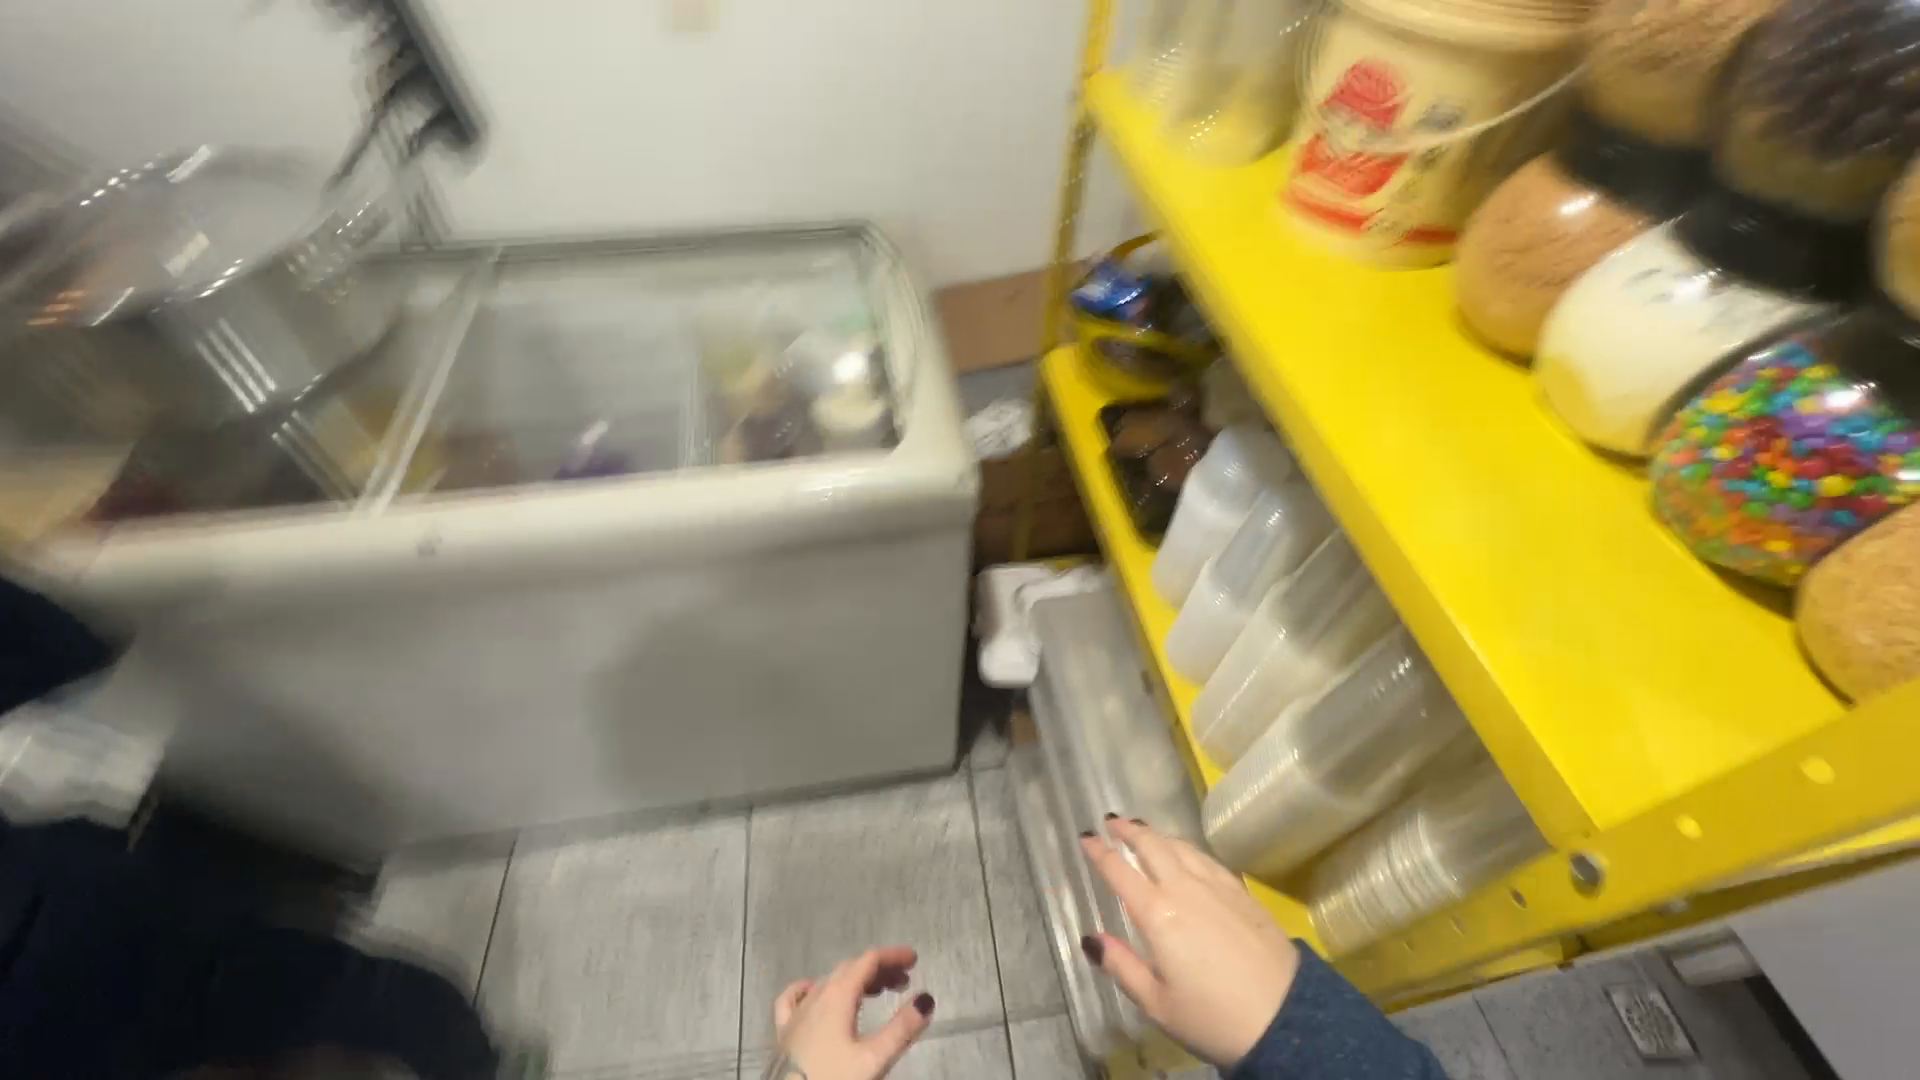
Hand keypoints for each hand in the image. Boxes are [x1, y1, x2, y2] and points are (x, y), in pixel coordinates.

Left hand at [769, 946, 934, 1079]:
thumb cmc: (833, 1079)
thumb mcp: (874, 1059)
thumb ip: (902, 1029)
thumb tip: (926, 999)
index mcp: (839, 995)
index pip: (869, 960)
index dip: (893, 956)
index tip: (914, 960)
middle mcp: (817, 994)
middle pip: (852, 968)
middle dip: (880, 969)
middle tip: (903, 982)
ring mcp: (797, 1011)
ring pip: (829, 981)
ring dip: (856, 979)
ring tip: (876, 993)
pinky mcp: (783, 1030)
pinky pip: (795, 996)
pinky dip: (812, 988)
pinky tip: (816, 993)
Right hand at [1079, 817, 1300, 1067]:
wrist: (1287, 1019)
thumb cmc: (1214, 1018)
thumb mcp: (1157, 1004)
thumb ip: (1121, 966)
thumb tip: (1091, 938)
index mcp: (1157, 913)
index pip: (1119, 871)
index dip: (1099, 852)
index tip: (1086, 837)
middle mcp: (1184, 888)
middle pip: (1151, 845)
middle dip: (1128, 830)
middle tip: (1112, 820)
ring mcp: (1216, 886)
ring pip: (1180, 846)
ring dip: (1157, 834)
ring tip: (1144, 830)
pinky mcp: (1241, 892)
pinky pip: (1205, 857)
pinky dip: (1186, 847)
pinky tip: (1186, 853)